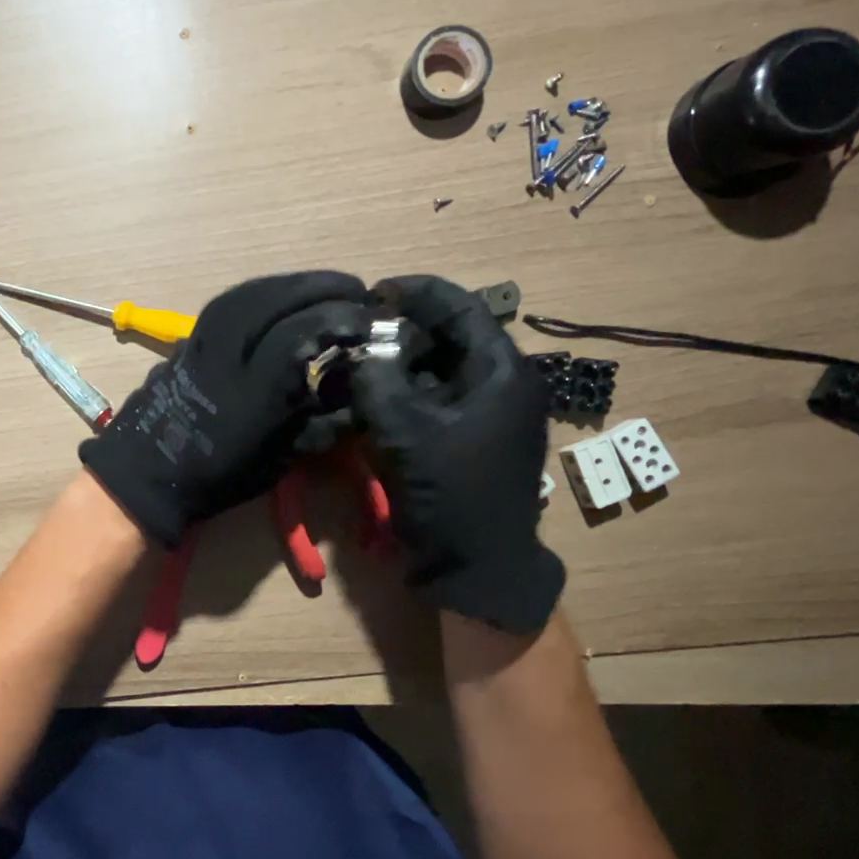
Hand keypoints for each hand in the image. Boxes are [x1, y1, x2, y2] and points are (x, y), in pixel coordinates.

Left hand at [79, 271, 368, 546]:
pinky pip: (231, 302)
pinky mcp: (186, 338)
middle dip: (324, 289)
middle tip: (357, 293)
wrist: (144, 474)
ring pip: (253, 292)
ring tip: (324, 289)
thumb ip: (322, 419)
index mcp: (252, 392)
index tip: (369, 322)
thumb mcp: (279, 458)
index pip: (303, 332)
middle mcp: (225, 355)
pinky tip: (282, 299)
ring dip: (295, 284)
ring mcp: (200, 341)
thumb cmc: (217, 477)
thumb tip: (359, 384)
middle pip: (278, 299)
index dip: (342, 320)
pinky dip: (264, 293)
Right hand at [350, 275, 563, 632]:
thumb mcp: (407, 433)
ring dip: (398, 365)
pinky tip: (370, 400)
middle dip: (401, 331)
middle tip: (356, 331)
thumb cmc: (451, 495)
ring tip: (356, 363)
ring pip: (437, 372)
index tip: (373, 290)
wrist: (476, 568)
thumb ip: (378, 383)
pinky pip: (433, 403)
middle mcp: (501, 386)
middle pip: (448, 339)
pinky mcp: (467, 442)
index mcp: (502, 373)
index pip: (462, 309)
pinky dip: (402, 396)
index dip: (417, 293)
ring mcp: (486, 417)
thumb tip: (360, 351)